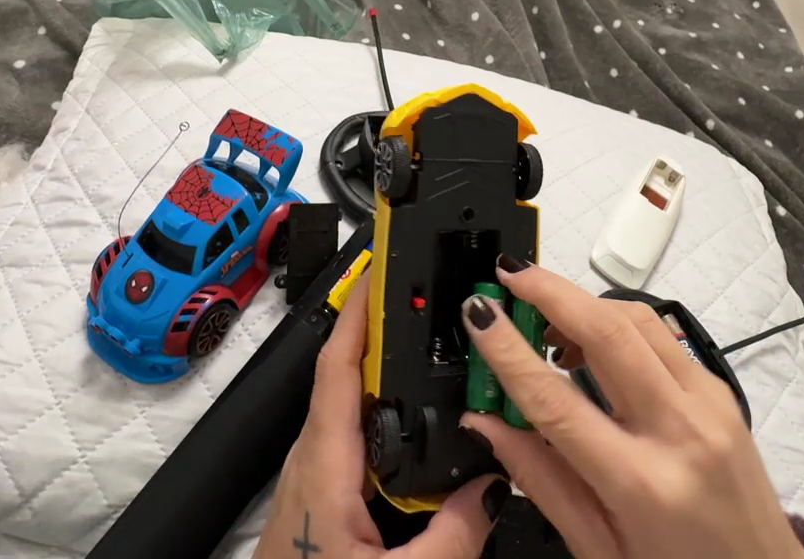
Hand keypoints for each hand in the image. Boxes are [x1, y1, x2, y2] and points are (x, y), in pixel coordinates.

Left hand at [255, 274, 506, 558]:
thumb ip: (453, 537)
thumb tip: (493, 487)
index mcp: (324, 465)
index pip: (337, 365)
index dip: (358, 311)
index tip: (379, 271)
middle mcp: (310, 457)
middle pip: (342, 373)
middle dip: (377, 328)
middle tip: (417, 298)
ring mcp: (309, 473)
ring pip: (345, 402)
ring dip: (376, 366)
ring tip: (418, 343)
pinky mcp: (314, 491)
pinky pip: (347, 431)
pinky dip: (374, 406)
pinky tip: (405, 417)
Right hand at [460, 259, 803, 558]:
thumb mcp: (597, 547)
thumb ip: (538, 477)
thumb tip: (484, 420)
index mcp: (643, 484)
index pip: (557, 400)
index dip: (508, 349)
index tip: (478, 312)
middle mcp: (682, 431)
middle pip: (608, 331)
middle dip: (550, 290)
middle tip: (508, 275)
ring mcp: (709, 402)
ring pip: (636, 318)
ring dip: (582, 300)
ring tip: (541, 313)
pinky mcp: (719, 388)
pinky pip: (660, 333)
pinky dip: (615, 320)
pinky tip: (588, 340)